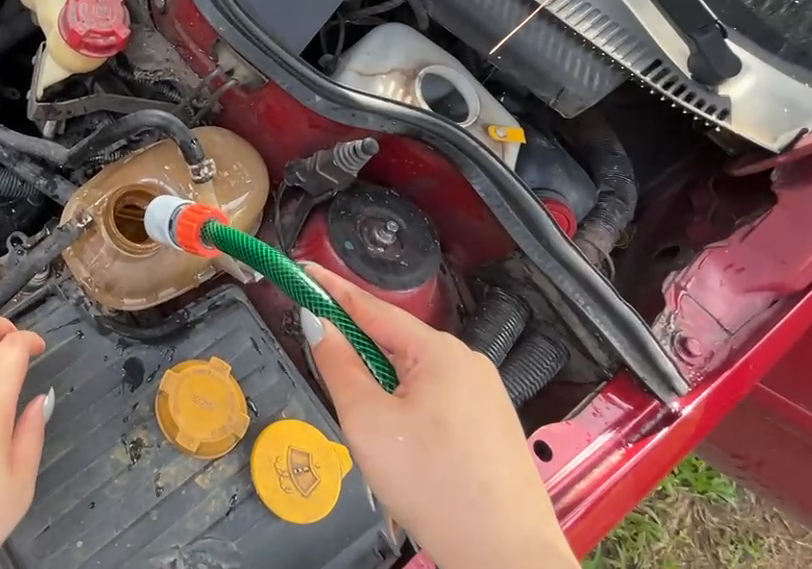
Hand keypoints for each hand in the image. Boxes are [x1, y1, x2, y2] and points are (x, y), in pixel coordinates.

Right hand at [299, 263, 576, 568]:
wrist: (509, 562)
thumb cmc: (435, 489)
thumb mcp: (366, 421)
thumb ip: (337, 363)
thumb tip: (317, 321)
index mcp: (439, 352)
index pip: (370, 306)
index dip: (331, 289)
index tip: (302, 270)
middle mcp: (467, 361)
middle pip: (392, 340)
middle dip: (357, 353)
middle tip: (327, 374)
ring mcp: (485, 392)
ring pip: (412, 372)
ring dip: (382, 386)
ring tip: (371, 431)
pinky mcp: (491, 422)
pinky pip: (434, 395)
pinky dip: (406, 405)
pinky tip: (402, 444)